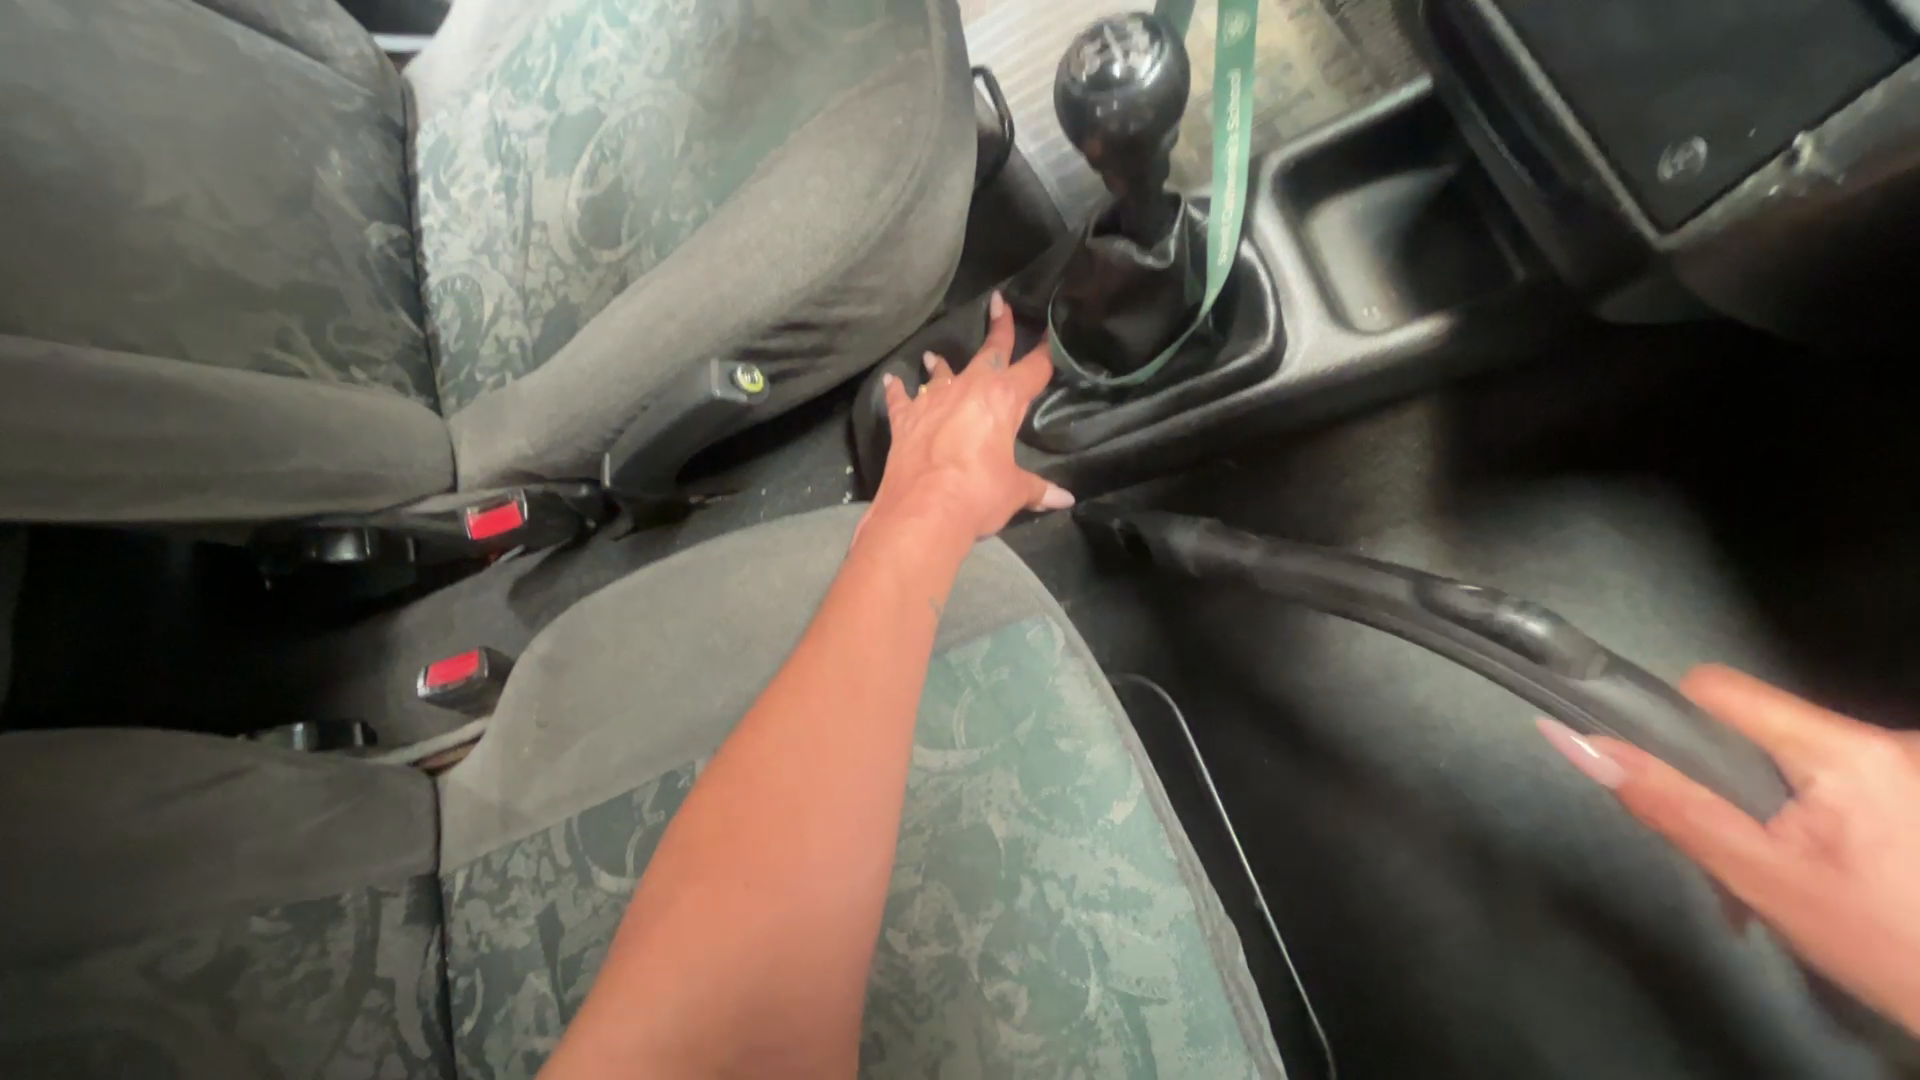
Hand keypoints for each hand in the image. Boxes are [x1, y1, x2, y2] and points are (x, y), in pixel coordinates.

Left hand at [866, 291, 1073, 543]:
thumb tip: (1065, 499)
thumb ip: (1038, 489)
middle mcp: (968, 389)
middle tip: (998, 302)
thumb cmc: (978, 495)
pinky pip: (900, 399)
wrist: (923, 511)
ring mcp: (933, 401)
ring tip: (933, 353)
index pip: (1033, 369)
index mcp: (1003, 400)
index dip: (1045, 354)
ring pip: (941, 373)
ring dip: (940, 364)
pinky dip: (896, 390)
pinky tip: (892, 380)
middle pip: (989, 352)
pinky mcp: (905, 420)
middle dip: (998, 327)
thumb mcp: (1014, 491)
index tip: (1050, 334)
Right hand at [1538, 666, 1919, 1033]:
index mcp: (1849, 750)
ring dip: (1770, 805)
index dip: (1677, 722)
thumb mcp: (1756, 876)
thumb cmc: (1884, 948)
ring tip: (1786, 870)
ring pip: (1796, 758)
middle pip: (1757, 730)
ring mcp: (1916, 766)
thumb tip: (1573, 740)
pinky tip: (1831, 869)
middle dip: (1727, 783)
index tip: (1675, 771)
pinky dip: (1815, 817)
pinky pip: (1840, 778)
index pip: (1718, 689)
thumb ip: (1664, 801)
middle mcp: (1895, 741)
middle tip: (1737, 850)